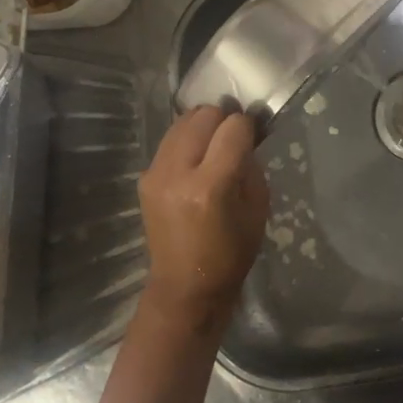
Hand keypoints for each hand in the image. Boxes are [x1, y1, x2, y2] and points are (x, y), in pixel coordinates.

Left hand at [137, 106, 269, 316]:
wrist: (185, 286)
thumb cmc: (231, 254)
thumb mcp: (257, 209)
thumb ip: (251, 166)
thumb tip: (245, 136)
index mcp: (212, 186)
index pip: (233, 128)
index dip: (248, 126)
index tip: (254, 135)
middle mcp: (179, 173)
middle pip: (204, 116)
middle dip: (223, 120)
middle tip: (233, 138)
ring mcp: (156, 174)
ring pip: (182, 122)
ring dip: (202, 126)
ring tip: (213, 146)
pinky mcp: (144, 178)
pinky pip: (169, 142)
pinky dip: (186, 142)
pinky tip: (195, 162)